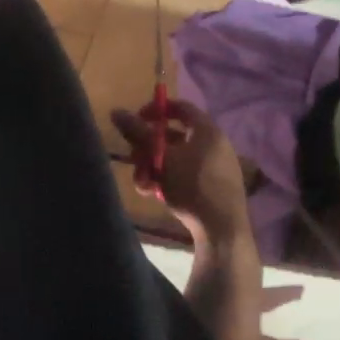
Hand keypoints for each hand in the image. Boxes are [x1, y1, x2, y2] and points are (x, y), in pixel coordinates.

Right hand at [112, 103, 250, 245]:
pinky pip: (188, 173)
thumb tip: (116, 111)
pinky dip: (169, 178)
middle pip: (175, 136)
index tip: (137, 120)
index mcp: (208, 131)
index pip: (181, 107)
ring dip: (155, 167)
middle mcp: (216, 145)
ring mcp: (218, 167)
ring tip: (142, 184)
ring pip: (178, 158)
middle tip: (134, 158)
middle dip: (149, 147)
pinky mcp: (216, 187)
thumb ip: (138, 133)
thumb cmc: (191, 186)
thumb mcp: (160, 158)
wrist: (223, 232)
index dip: (157, 109)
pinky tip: (155, 194)